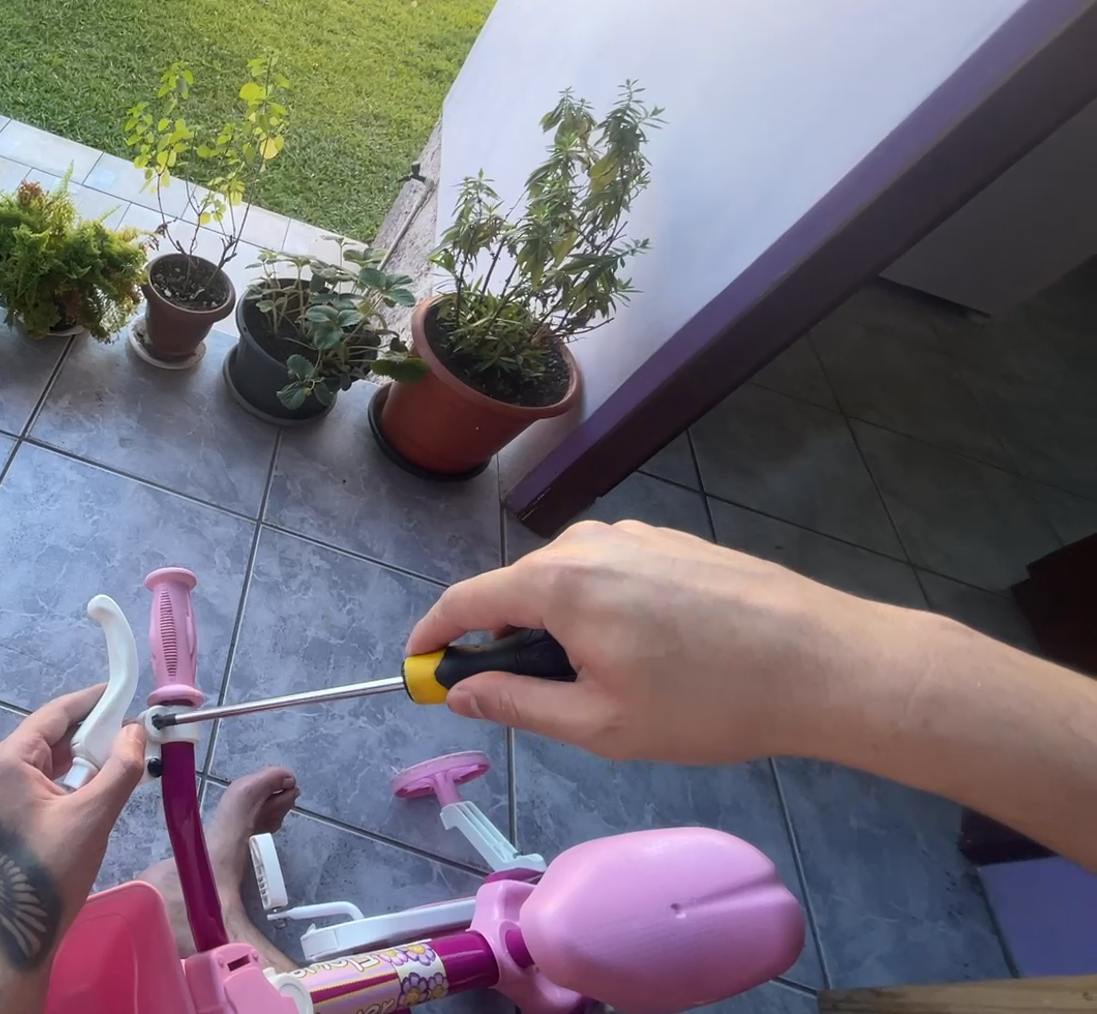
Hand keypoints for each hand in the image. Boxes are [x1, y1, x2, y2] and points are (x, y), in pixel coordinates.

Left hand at [0, 684, 147, 1012]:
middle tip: (133, 728)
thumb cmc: (49, 874)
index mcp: (9, 759)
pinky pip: (44, 777)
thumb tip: (136, 731)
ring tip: (123, 753)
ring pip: (50, 756)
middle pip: (52, 732)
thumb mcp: (92, 817)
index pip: (56, 712)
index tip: (125, 692)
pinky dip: (73, 774)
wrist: (14, 939)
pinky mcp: (7, 809)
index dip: (93, 700)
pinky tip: (99, 780)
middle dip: (93, 729)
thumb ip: (119, 768)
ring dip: (85, 753)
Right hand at [408, 519, 920, 763]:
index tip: (419, 662)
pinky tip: (642, 640)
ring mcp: (626, 534)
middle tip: (524, 686)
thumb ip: (514, 704)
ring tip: (599, 669)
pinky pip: (601, 568)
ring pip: (557, 578)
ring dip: (550, 620)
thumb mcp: (600, 723)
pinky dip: (591, 602)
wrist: (839, 666)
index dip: (432, 633)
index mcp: (554, 583)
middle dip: (500, 636)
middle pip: (511, 589)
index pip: (464, 602)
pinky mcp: (663, 537)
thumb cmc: (710, 703)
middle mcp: (579, 543)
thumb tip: (458, 694)